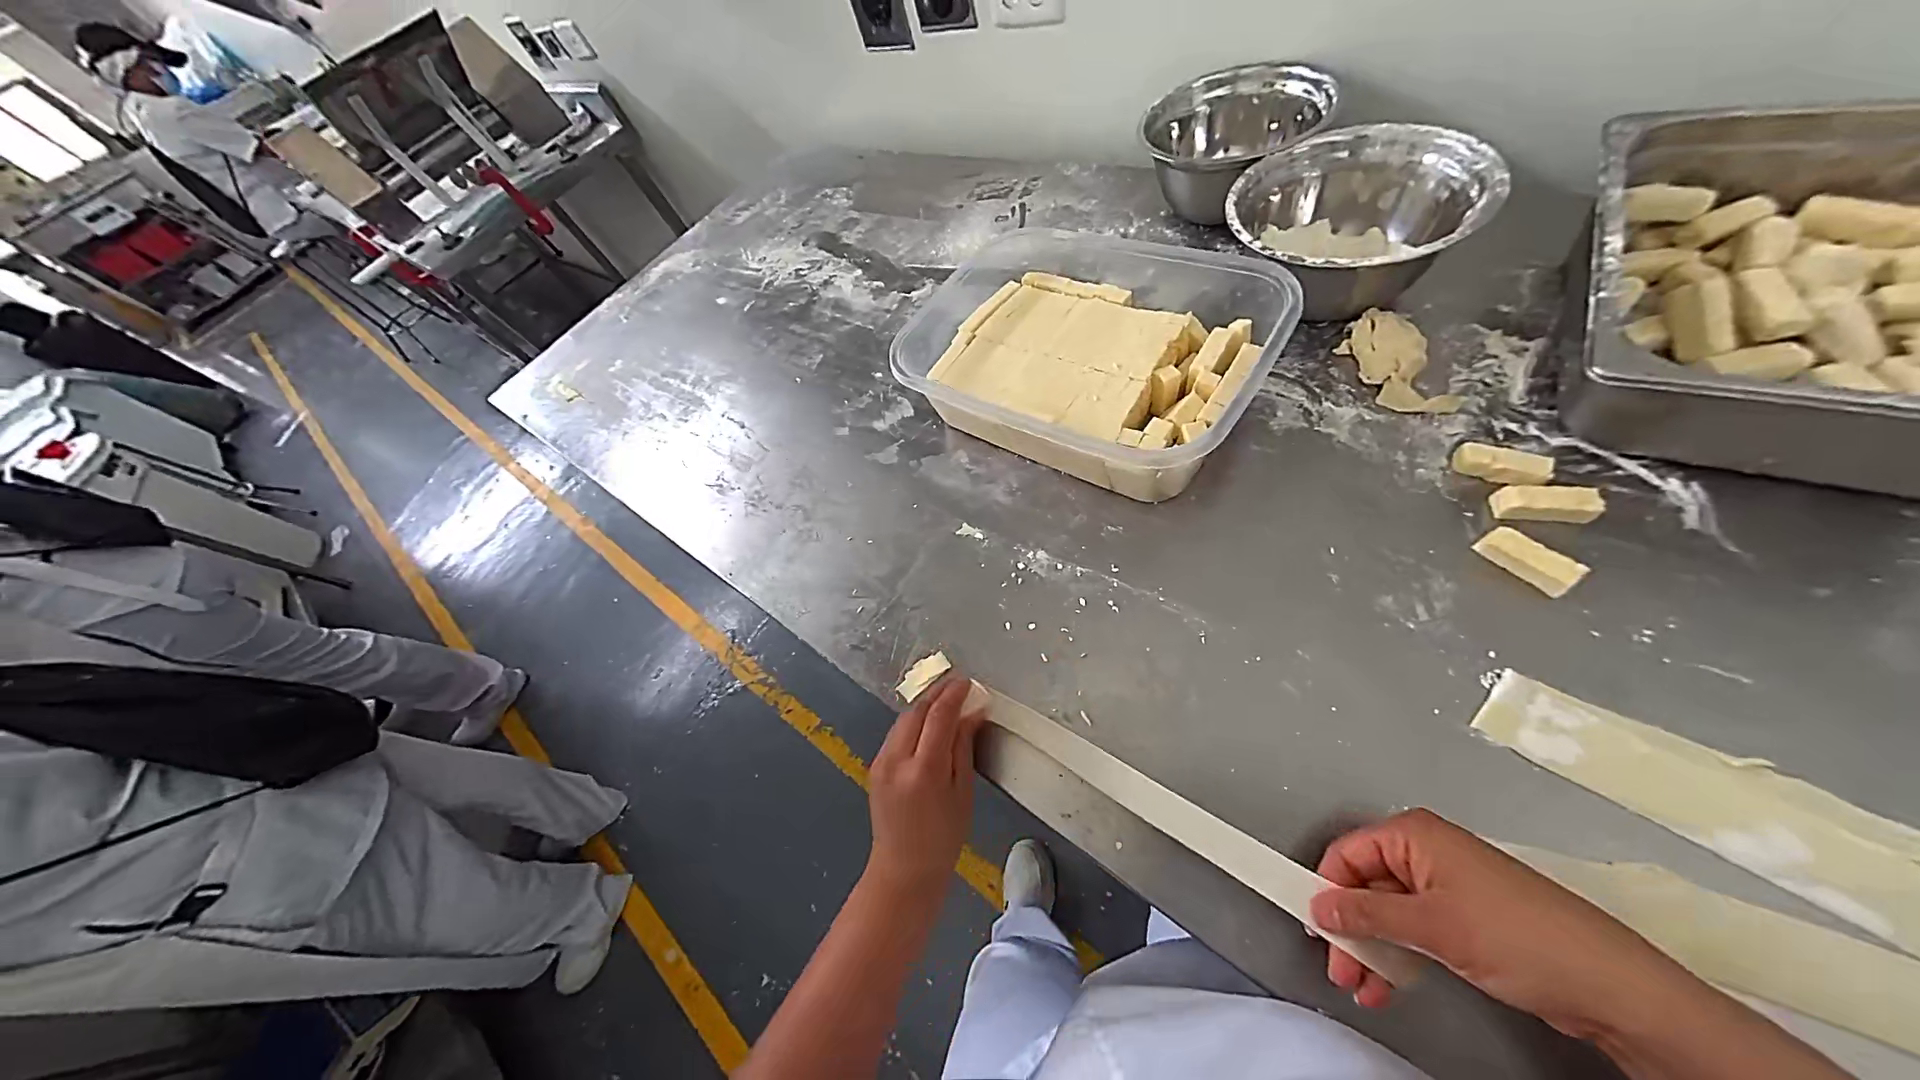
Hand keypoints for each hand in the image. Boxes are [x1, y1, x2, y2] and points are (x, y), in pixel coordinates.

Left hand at [865, 676, 984, 895]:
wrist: (904, 869)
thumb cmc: (944, 837)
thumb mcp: (962, 791)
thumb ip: (963, 747)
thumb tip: (971, 713)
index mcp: (923, 770)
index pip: (938, 717)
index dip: (954, 694)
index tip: (967, 682)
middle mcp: (897, 761)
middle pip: (916, 712)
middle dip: (937, 694)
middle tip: (958, 686)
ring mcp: (881, 762)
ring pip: (904, 719)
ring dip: (925, 706)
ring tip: (946, 699)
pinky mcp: (875, 766)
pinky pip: (897, 734)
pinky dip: (914, 722)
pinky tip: (928, 723)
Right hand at [1309, 809, 1696, 1036]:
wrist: (1613, 989)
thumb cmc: (1527, 939)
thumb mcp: (1431, 926)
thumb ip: (1365, 914)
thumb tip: (1321, 908)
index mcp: (1415, 835)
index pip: (1347, 854)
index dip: (1326, 889)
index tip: (1315, 924)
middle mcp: (1428, 853)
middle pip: (1365, 885)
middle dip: (1350, 929)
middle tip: (1342, 966)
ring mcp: (1448, 885)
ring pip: (1387, 912)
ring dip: (1372, 949)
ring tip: (1365, 985)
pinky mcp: (1465, 916)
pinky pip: (1413, 928)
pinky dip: (1398, 954)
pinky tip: (1389, 983)